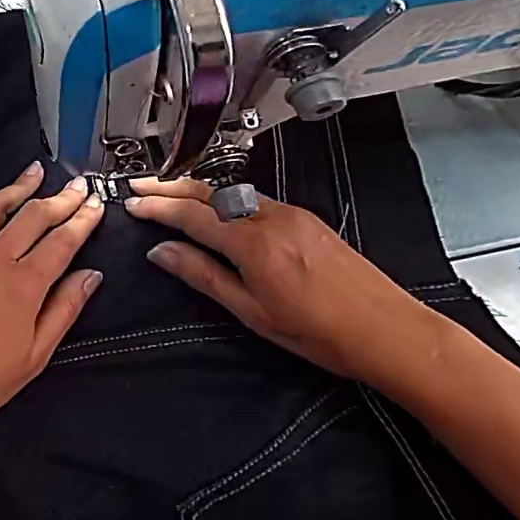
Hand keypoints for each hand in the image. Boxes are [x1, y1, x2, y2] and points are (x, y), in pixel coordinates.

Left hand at [0, 163, 104, 444]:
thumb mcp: (35, 355)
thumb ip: (65, 309)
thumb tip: (90, 277)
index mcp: (24, 285)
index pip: (64, 241)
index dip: (84, 220)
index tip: (96, 205)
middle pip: (36, 215)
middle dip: (62, 197)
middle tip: (78, 185)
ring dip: (20, 185)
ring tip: (36, 171)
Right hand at [127, 178, 451, 386]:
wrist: (385, 328)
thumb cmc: (321, 333)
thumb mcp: (253, 312)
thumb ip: (204, 276)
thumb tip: (164, 254)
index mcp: (252, 243)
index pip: (192, 214)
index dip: (158, 207)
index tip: (134, 204)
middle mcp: (270, 216)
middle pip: (209, 192)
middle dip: (172, 186)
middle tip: (143, 187)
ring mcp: (290, 212)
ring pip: (232, 192)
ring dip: (197, 191)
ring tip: (170, 194)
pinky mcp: (304, 216)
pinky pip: (255, 199)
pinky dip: (226, 199)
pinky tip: (218, 208)